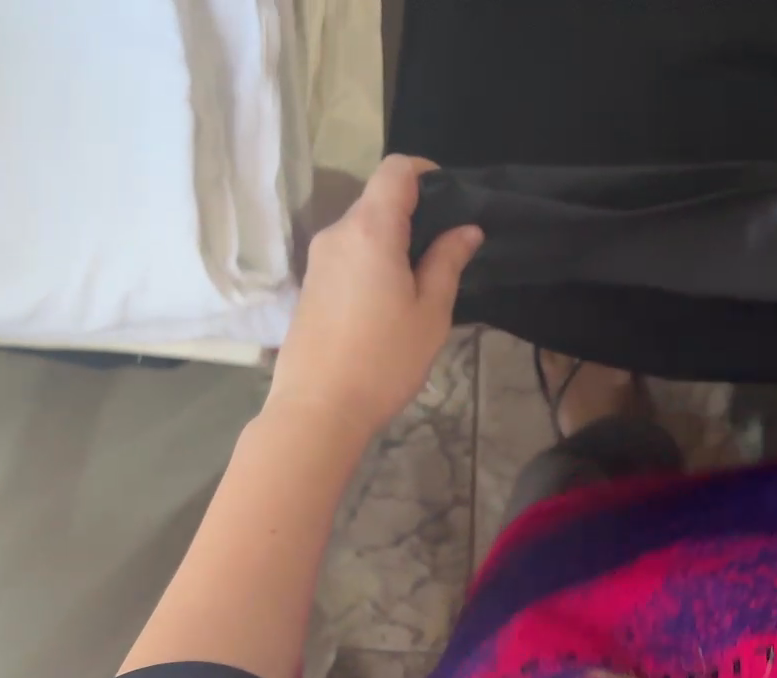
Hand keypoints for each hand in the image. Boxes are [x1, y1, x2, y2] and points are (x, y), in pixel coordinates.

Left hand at [267, 155, 483, 435]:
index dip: (426, 172)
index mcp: (371, 230)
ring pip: (362, 231)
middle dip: (413, 214)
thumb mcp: (430, 314)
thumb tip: (466, 230)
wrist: (319, 407)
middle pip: (377, 201)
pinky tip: (389, 302)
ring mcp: (319, 259)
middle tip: (446, 252)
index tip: (451, 196)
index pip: (396, 171)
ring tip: (421, 283)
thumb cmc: (385, 360)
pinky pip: (348, 256)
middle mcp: (338, 233)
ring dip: (392, 243)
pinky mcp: (310, 286)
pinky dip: (372, 262)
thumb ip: (447, 263)